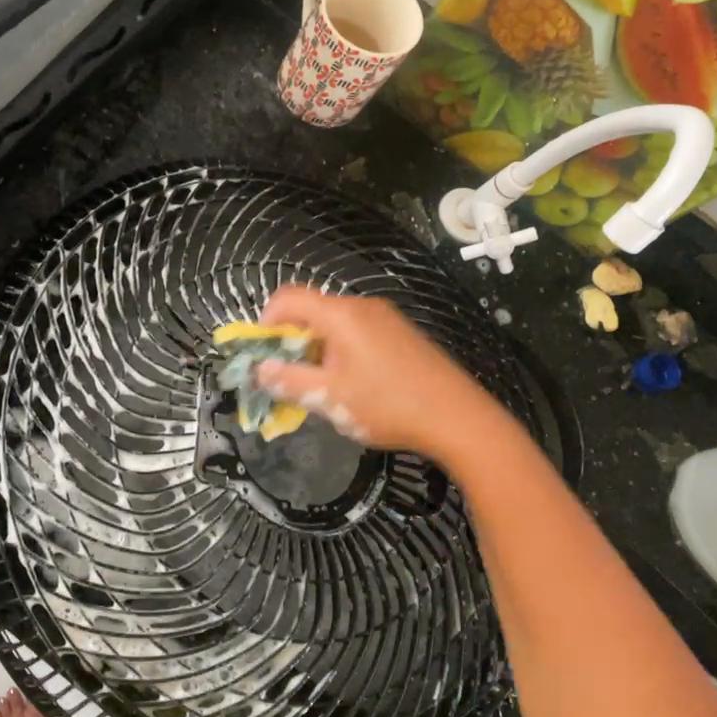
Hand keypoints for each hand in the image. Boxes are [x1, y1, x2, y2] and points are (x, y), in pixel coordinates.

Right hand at [255, 285, 500, 457]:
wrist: (458, 418)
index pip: (287, 298)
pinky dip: (341, 351)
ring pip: (334, 324)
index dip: (265, 322)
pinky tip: (353, 385)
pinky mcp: (401, 333)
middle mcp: (362, 307)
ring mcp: (385, 318)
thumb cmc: (388, 405)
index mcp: (341, 315)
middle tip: (290, 378)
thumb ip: (288, 380)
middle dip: (291, 342)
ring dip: (316, 350)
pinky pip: (357, 332)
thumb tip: (258, 368)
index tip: (263, 356)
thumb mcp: (329, 399)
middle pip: (310, 310)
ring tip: (322, 387)